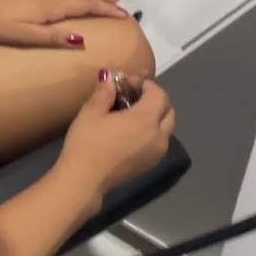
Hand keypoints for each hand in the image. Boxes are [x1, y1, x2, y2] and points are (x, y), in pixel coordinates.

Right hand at [57, 73, 175, 197]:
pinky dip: (150, 130)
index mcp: (145, 120)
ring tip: (129, 113)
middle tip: (130, 95)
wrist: (87, 178)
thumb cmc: (87, 142)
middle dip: (153, 99)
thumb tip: (109, 77)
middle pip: (168, 110)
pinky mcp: (152, 163)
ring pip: (166, 127)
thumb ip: (104, 93)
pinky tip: (128, 132)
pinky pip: (159, 140)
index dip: (146, 84)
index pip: (159, 95)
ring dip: (153, 115)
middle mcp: (159, 135)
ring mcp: (158, 151)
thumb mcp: (91, 112)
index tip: (126, 82)